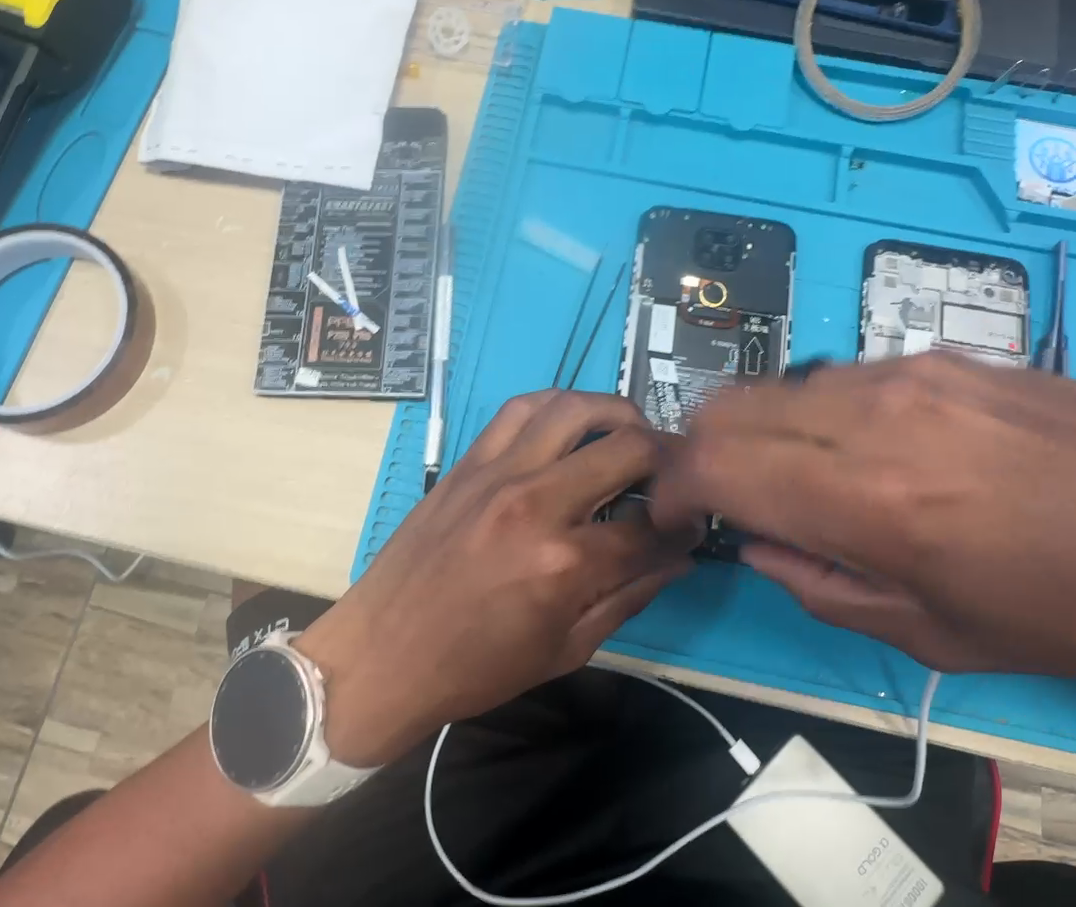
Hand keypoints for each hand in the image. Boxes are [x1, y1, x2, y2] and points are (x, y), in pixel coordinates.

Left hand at [295, 391, 694, 766]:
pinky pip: (519, 409)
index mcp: (566, 564)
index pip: (652, 528)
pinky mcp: (467, 462)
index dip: (685, 527)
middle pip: (628, 450)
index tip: (693, 526)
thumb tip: (680, 558)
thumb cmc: (476, 669)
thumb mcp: (567, 650)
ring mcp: (498, 474)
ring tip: (633, 432)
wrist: (382, 655)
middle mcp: (537, 503)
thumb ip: (630, 596)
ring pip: (575, 409)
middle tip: (674, 475)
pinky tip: (573, 424)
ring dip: (618, 413)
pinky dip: (557, 406)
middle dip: (668, 459)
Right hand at [647, 354, 1075, 709]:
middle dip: (697, 451)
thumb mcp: (940, 637)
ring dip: (754, 427)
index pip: (715, 466)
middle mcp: (875, 417)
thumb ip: (822, 586)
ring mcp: (913, 373)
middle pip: (729, 407)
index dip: (671, 488)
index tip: (668, 514)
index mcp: (870, 502)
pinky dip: (814, 409)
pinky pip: (842, 375)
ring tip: (783, 474)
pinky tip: (857, 446)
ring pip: (780, 383)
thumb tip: (756, 544)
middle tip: (709, 494)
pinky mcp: (950, 355)